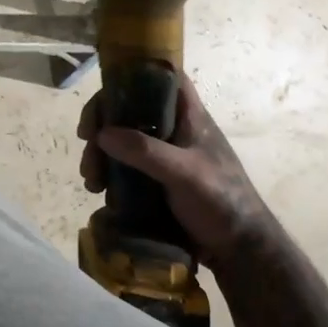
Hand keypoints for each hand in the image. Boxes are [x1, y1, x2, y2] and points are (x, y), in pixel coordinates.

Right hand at [76, 71, 275, 262]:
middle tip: (87, 145)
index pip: (161, 78)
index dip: (133, 74)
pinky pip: (121, 164)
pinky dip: (106, 172)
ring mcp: (162, 154)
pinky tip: (99, 189)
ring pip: (120, 138)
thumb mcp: (186, 173)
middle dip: (102, 125)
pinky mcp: (154, 177)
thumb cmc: (223, 203)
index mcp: (189, 117)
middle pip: (128, 108)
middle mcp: (173, 129)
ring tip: (92, 181)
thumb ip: (146, 152)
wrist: (240, 252)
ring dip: (99, 154)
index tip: (105, 93)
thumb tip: (102, 134)